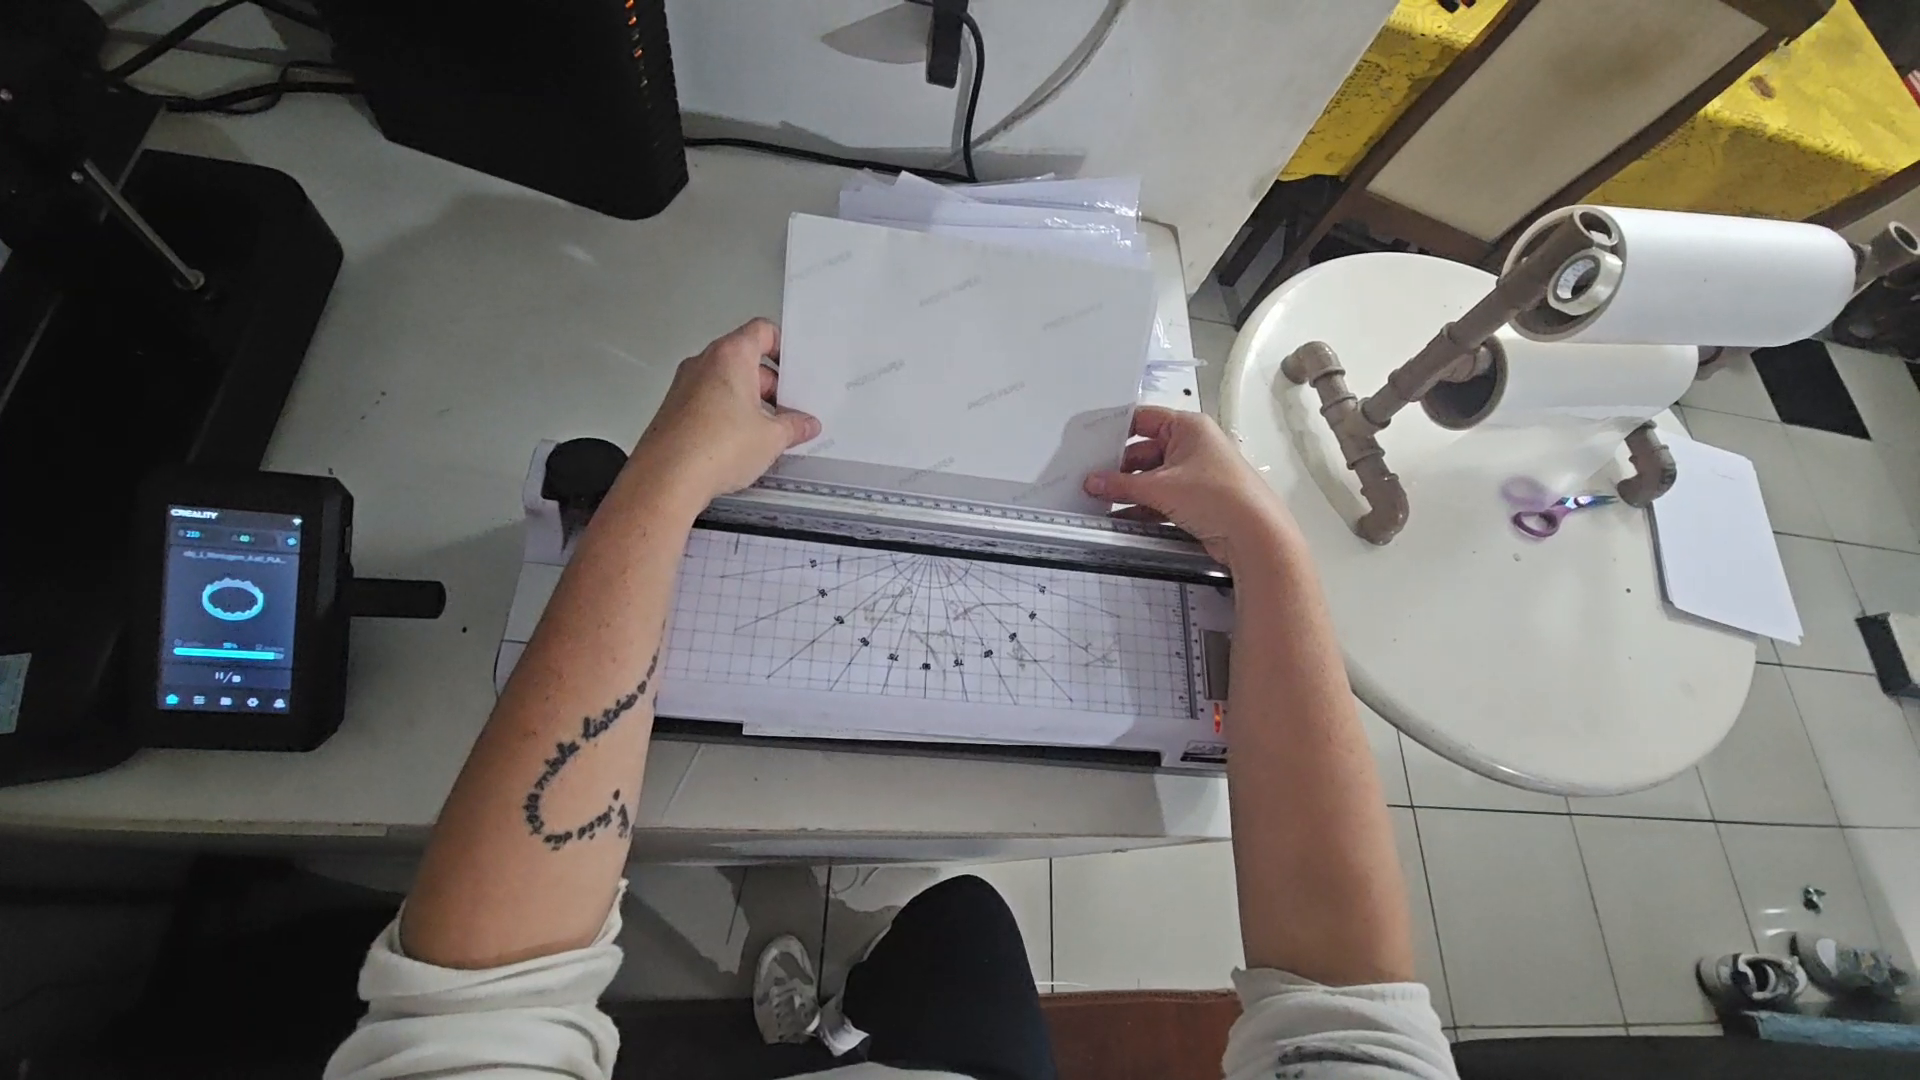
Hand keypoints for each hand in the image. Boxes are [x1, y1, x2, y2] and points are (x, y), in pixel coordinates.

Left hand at [633, 319, 819, 505]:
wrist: (668, 479)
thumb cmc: (712, 448)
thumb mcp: (772, 438)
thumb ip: (794, 426)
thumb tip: (804, 424)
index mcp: (731, 356)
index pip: (762, 331)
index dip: (783, 347)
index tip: (795, 369)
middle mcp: (704, 364)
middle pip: (746, 359)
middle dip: (771, 385)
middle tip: (790, 410)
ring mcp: (686, 386)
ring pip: (728, 383)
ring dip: (751, 403)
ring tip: (769, 433)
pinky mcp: (677, 410)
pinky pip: (710, 403)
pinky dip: (730, 416)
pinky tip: (743, 444)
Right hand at [1083, 406, 1293, 569]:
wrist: (1254, 535)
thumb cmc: (1220, 496)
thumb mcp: (1161, 487)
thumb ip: (1122, 485)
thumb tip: (1094, 481)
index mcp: (1189, 428)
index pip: (1144, 419)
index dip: (1117, 430)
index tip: (1092, 442)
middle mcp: (1192, 447)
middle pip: (1144, 452)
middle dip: (1119, 469)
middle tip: (1091, 479)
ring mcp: (1194, 475)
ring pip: (1151, 479)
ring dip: (1128, 491)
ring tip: (1099, 501)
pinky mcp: (1194, 501)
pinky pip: (1160, 500)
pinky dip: (1141, 508)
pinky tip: (1119, 518)